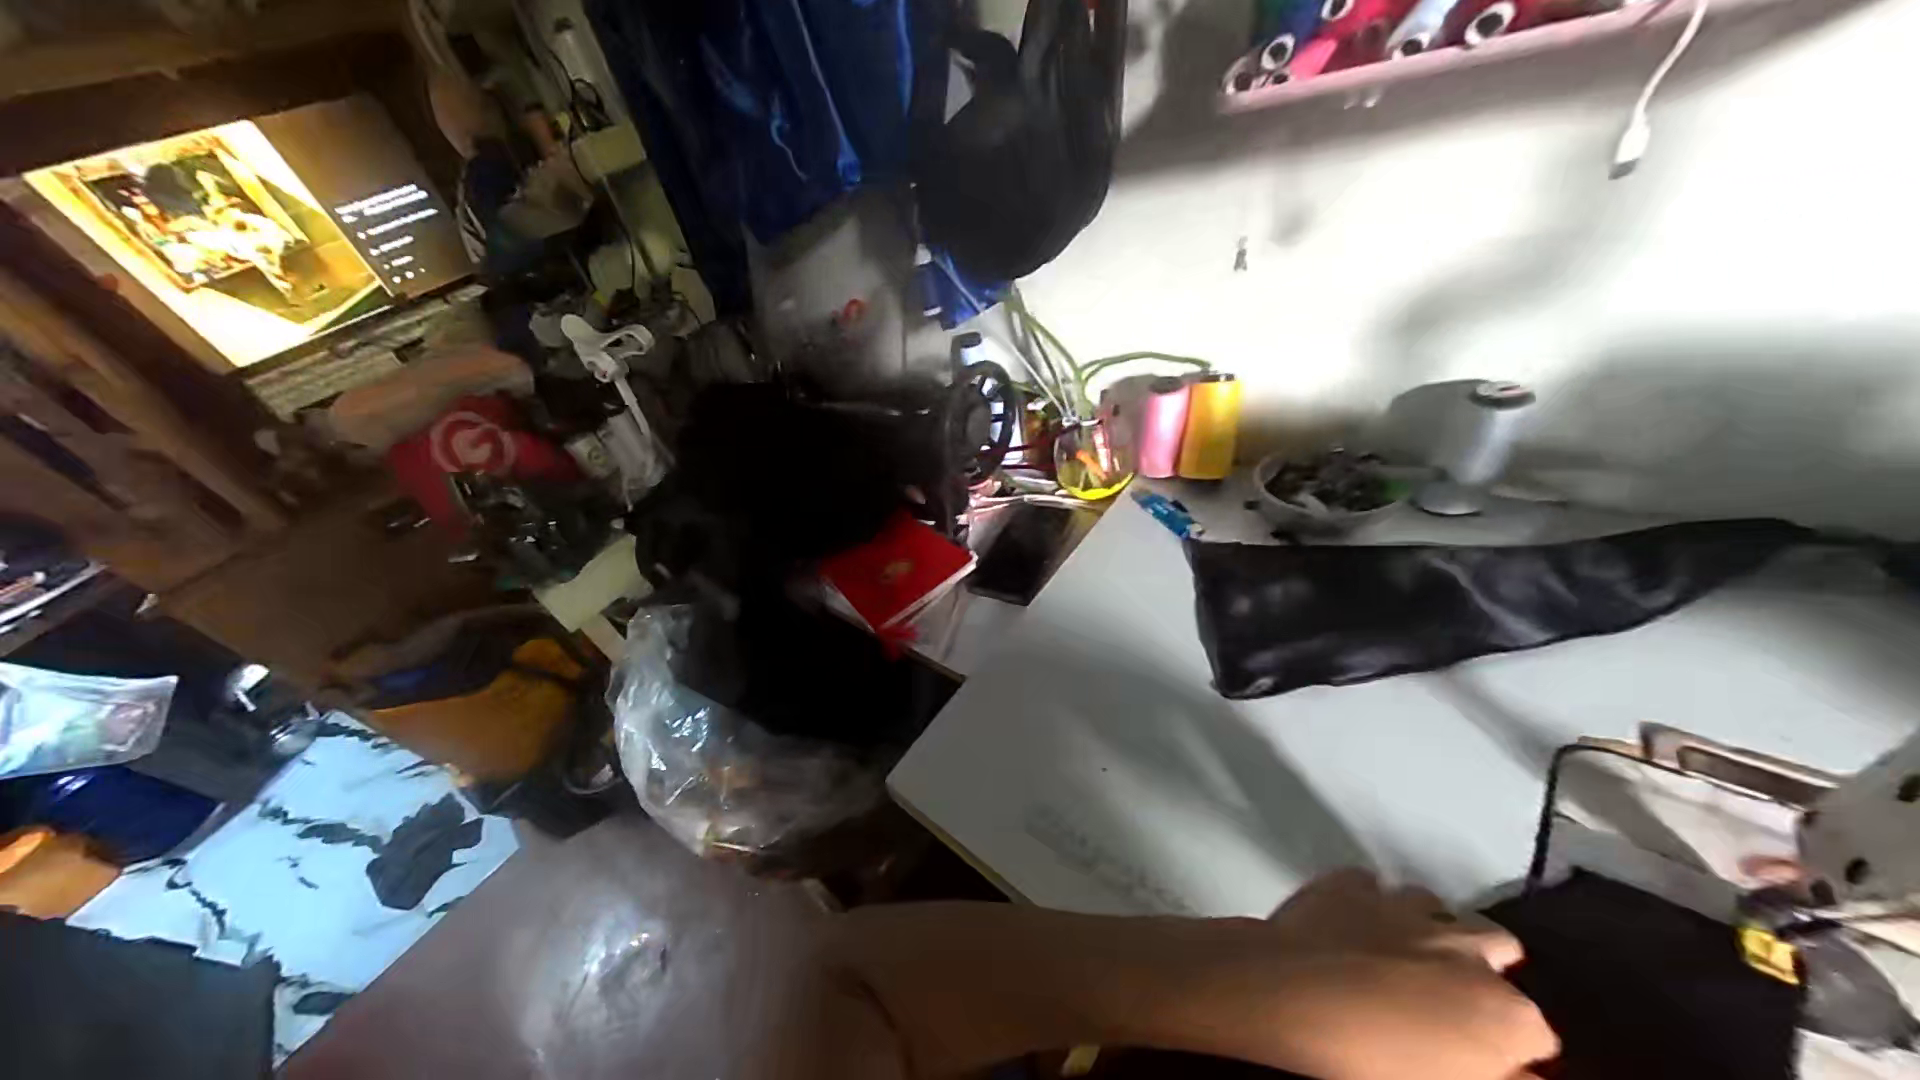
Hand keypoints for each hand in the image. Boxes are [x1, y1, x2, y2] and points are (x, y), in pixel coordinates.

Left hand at [1237, 869, 1557, 1079]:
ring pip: (1433, 903)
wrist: (1292, 996)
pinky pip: (1368, 884)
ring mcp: (1402, 905)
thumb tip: (1525, 1073)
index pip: (1535, 1032)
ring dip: (1426, 924)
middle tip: (1448, 990)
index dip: (1511, 1044)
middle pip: (1497, 945)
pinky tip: (1351, 918)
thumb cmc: (1376, 1061)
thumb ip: (1504, 1079)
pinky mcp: (1349, 882)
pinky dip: (1366, 899)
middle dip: (1482, 964)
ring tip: (1400, 949)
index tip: (1484, 1052)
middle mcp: (1464, 947)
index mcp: (1505, 1012)